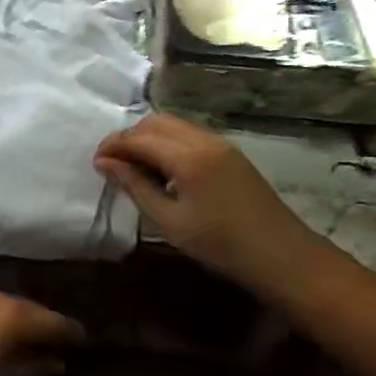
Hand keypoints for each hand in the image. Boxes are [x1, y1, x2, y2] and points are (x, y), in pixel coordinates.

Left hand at [0, 290, 85, 375]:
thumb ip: (37, 370)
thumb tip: (57, 360)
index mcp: (19, 315)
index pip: (58, 321)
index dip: (75, 335)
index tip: (87, 345)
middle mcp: (4, 298)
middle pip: (37, 312)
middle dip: (51, 328)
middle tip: (63, 346)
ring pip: (16, 310)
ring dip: (28, 325)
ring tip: (35, 344)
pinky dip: (8, 323)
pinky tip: (5, 338)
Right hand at [94, 113, 317, 280]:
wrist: (280, 254)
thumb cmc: (220, 245)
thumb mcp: (170, 221)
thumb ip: (136, 186)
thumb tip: (105, 163)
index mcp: (187, 156)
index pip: (139, 137)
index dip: (113, 146)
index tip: (96, 162)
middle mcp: (203, 139)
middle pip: (156, 121)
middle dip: (130, 136)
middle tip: (112, 162)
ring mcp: (220, 142)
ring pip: (174, 124)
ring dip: (149, 136)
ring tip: (134, 165)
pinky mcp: (230, 151)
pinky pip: (190, 133)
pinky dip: (168, 141)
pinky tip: (162, 167)